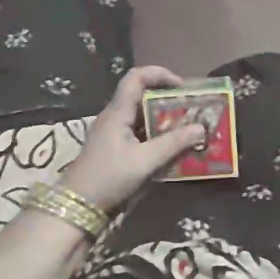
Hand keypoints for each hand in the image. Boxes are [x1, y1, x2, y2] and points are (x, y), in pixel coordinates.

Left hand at [61, 66, 207, 209]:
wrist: (78, 205)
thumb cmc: (108, 177)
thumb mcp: (144, 161)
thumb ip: (173, 143)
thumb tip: (201, 128)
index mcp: (118, 112)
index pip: (136, 77)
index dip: (160, 74)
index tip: (182, 87)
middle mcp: (115, 116)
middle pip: (142, 96)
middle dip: (168, 100)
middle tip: (191, 110)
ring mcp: (114, 132)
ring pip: (142, 116)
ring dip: (164, 119)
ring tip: (188, 128)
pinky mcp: (115, 147)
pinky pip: (140, 132)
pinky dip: (157, 135)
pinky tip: (173, 147)